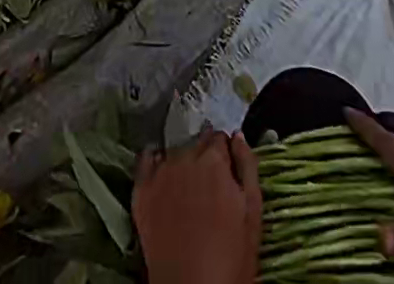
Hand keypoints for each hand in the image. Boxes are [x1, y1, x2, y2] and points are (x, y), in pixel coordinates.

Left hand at [133, 128, 261, 283]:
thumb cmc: (231, 257)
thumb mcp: (252, 211)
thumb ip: (247, 166)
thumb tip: (237, 136)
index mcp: (214, 160)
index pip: (219, 138)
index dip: (224, 154)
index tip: (226, 169)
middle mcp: (184, 157)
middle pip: (196, 144)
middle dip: (204, 157)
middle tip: (209, 183)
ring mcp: (159, 172)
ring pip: (174, 153)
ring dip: (182, 162)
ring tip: (187, 187)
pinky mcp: (140, 189)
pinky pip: (146, 160)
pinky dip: (154, 162)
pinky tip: (161, 174)